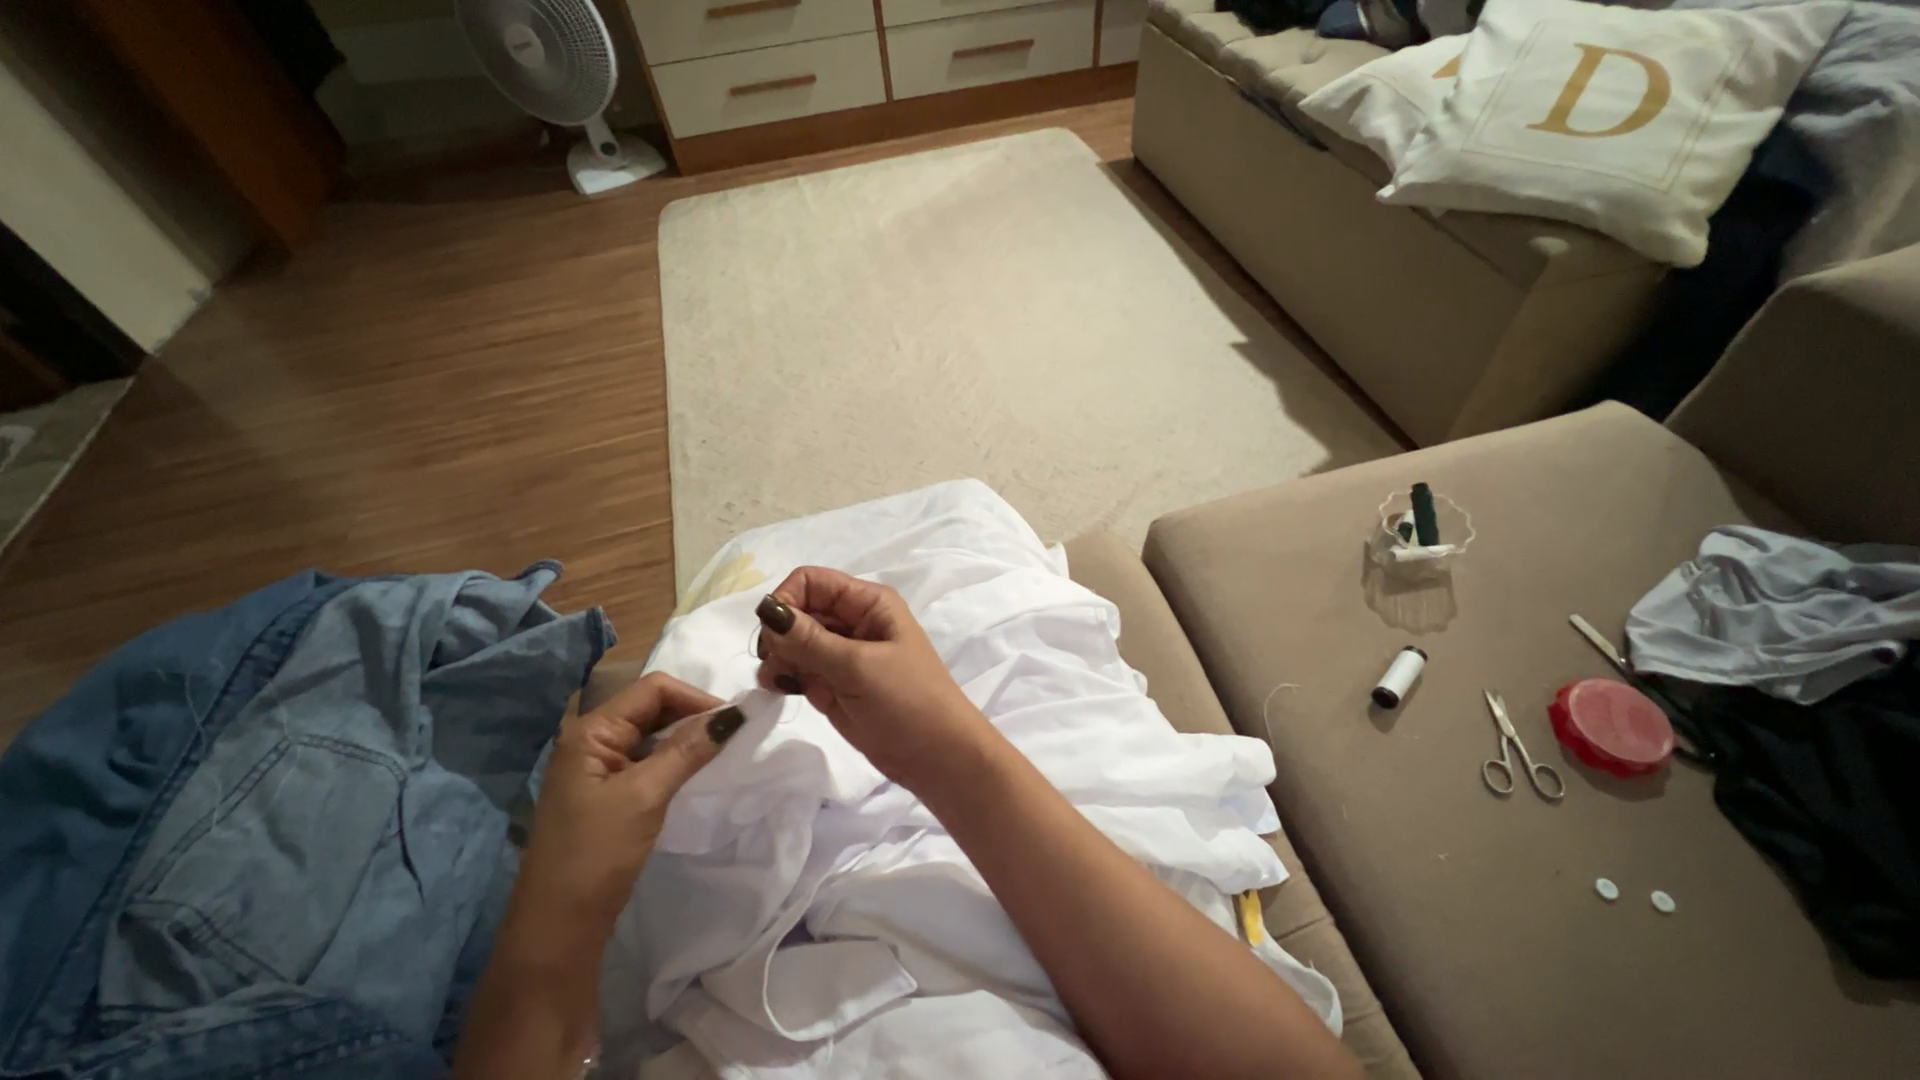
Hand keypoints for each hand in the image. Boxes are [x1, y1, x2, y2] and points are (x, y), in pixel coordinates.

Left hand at [512, 672, 742, 943]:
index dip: (696, 698)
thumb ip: (688, 750)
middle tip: (733, 736)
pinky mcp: (606, 790)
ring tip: (721, 752)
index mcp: (590, 730)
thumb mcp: (646, 795)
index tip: (733, 723)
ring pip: (651, 733)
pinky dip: (673, 758)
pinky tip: (695, 772)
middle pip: (652, 706)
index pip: (653, 689)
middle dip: (693, 715)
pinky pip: (646, 758)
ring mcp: (597, 766)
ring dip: (685, 737)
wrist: (558, 924)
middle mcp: (590, 739)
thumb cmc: (596, 853)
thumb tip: (733, 714)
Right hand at [752, 566, 998, 791]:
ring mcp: (844, 656)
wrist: (936, 757)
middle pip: (800, 611)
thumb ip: (809, 640)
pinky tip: (784, 690)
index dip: (787, 599)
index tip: (772, 632)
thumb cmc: (907, 701)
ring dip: (779, 657)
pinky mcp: (835, 685)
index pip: (812, 582)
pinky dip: (788, 676)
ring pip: (796, 642)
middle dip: (780, 633)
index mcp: (869, 603)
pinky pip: (801, 670)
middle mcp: (855, 622)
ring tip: (778, 681)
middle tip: (775, 662)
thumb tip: (768, 611)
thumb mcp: (857, 666)